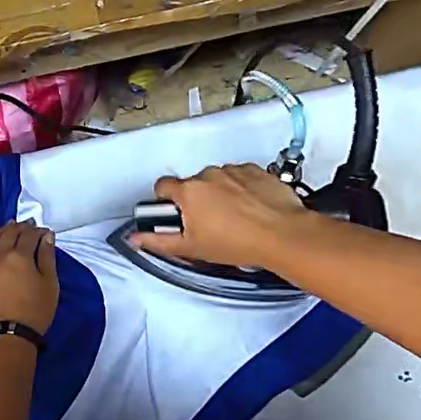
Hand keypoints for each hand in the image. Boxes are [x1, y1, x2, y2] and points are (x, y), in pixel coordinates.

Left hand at [0, 220, 58, 332]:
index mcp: (21, 255)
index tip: (45, 232)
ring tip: (8, 227)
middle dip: (20, 227)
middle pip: (9, 233)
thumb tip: (47, 235)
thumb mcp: (50, 283)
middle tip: (27, 224)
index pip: (29, 235)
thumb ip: (48, 256)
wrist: (10, 334)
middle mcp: (1, 255)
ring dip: (1, 231)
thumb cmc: (36, 309)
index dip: (38, 231)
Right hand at [128, 163, 314, 269]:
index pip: (162, 186)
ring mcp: (233, 171)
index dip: (165, 201)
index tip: (174, 214)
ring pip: (216, 179)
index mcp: (188, 191)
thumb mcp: (191, 248)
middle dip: (196, 200)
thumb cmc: (240, 243)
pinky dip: (242, 188)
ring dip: (219, 193)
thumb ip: (158, 241)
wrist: (283, 235)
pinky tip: (249, 208)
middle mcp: (208, 175)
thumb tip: (137, 238)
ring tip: (233, 218)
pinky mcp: (255, 170)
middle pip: (191, 184)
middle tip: (207, 224)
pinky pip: (240, 176)